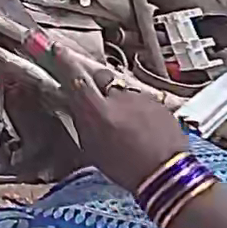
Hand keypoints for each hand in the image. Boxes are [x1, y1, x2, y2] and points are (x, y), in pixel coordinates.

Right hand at [47, 43, 187, 192]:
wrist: (170, 178)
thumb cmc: (126, 168)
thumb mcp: (90, 146)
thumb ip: (80, 119)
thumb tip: (72, 103)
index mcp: (96, 110)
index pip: (74, 76)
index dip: (63, 60)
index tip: (56, 49)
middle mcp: (118, 98)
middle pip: (101, 77)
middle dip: (98, 85)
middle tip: (100, 102)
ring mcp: (141, 99)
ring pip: (123, 89)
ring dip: (120, 99)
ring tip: (126, 122)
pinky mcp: (160, 104)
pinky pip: (142, 99)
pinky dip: (138, 108)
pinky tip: (142, 127)